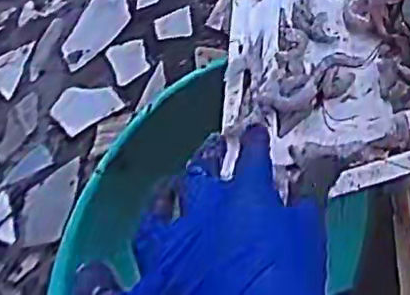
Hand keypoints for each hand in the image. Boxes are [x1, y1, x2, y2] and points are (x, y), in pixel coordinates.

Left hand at [80, 125, 327, 294]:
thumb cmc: (282, 286)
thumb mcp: (308, 238)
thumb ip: (309, 200)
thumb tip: (318, 172)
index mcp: (242, 195)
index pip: (250, 155)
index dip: (253, 140)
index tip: (254, 132)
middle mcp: (199, 214)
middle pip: (199, 174)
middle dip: (206, 156)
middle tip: (211, 146)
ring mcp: (166, 253)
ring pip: (154, 217)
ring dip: (159, 202)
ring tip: (163, 190)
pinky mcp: (141, 292)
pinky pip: (108, 286)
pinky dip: (99, 280)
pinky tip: (91, 271)